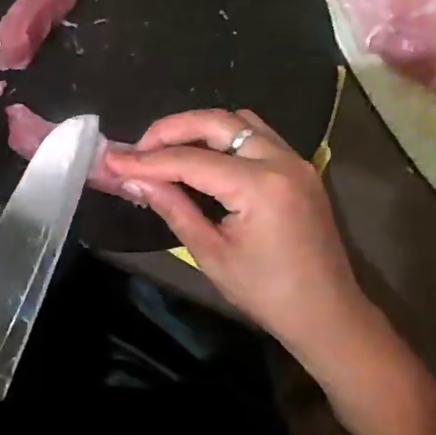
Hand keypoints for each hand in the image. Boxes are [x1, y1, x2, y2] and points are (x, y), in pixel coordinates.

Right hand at [106, 109, 369, 350]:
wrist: (326, 312)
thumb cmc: (264, 292)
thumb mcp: (209, 252)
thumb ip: (171, 207)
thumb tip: (131, 179)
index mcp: (260, 187)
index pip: (190, 160)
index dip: (145, 160)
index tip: (110, 160)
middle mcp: (281, 162)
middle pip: (216, 123)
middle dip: (169, 130)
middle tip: (135, 149)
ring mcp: (295, 162)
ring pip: (239, 122)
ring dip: (197, 129)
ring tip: (163, 152)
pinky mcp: (298, 169)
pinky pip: (255, 136)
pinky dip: (221, 138)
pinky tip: (198, 159)